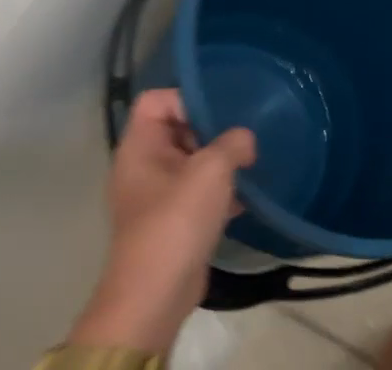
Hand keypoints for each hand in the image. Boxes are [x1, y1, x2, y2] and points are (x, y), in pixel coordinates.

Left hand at [66, 89, 256, 353]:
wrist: (156, 293)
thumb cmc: (177, 220)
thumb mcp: (212, 170)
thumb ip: (233, 142)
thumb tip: (245, 140)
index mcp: (140, 148)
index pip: (157, 100)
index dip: (188, 98)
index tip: (222, 112)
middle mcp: (143, 166)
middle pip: (179, 127)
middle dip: (214, 130)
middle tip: (245, 136)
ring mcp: (157, 195)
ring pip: (193, 160)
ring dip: (222, 161)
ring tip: (251, 163)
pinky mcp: (173, 219)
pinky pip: (199, 190)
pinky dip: (221, 190)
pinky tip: (246, 196)